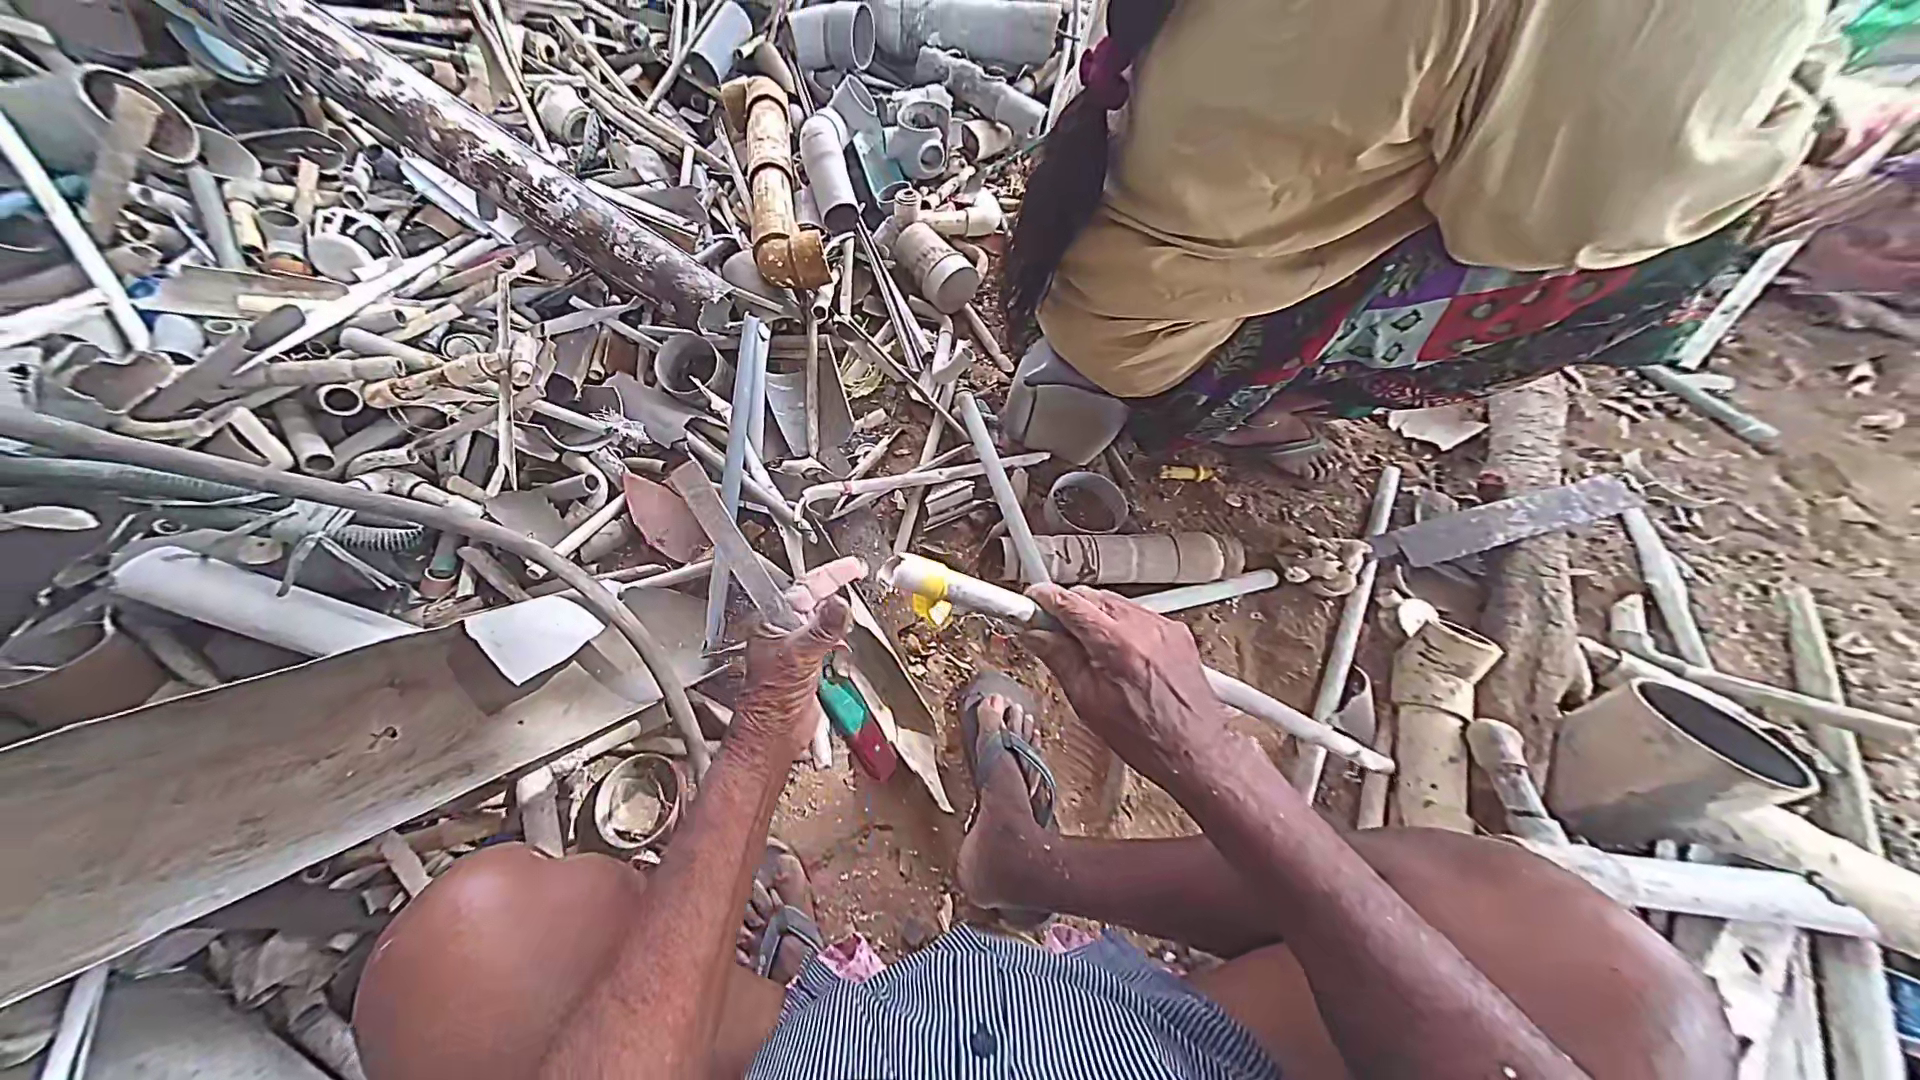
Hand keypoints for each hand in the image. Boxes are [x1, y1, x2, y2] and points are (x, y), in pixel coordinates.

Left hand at [732, 557, 865, 758]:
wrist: (773, 737)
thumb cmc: (769, 701)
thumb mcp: (799, 657)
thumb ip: (822, 630)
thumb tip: (840, 606)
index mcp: (775, 621)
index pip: (807, 586)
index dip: (832, 574)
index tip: (853, 567)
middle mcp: (786, 631)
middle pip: (819, 602)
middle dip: (837, 596)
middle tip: (857, 582)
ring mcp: (799, 648)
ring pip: (828, 624)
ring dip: (841, 626)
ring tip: (850, 623)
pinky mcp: (811, 666)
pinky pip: (833, 646)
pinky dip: (842, 647)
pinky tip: (842, 653)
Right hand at [1023, 584, 1234, 792]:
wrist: (1196, 751)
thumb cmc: (1147, 738)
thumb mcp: (1088, 703)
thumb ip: (1059, 659)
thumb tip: (1036, 636)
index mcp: (1118, 646)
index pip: (1071, 603)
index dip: (1045, 599)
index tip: (1031, 600)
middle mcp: (1144, 628)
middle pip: (1092, 596)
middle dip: (1068, 609)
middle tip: (1052, 630)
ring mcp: (1163, 627)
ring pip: (1114, 601)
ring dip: (1094, 615)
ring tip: (1087, 648)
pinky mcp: (1176, 631)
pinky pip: (1137, 613)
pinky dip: (1119, 623)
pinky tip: (1114, 650)